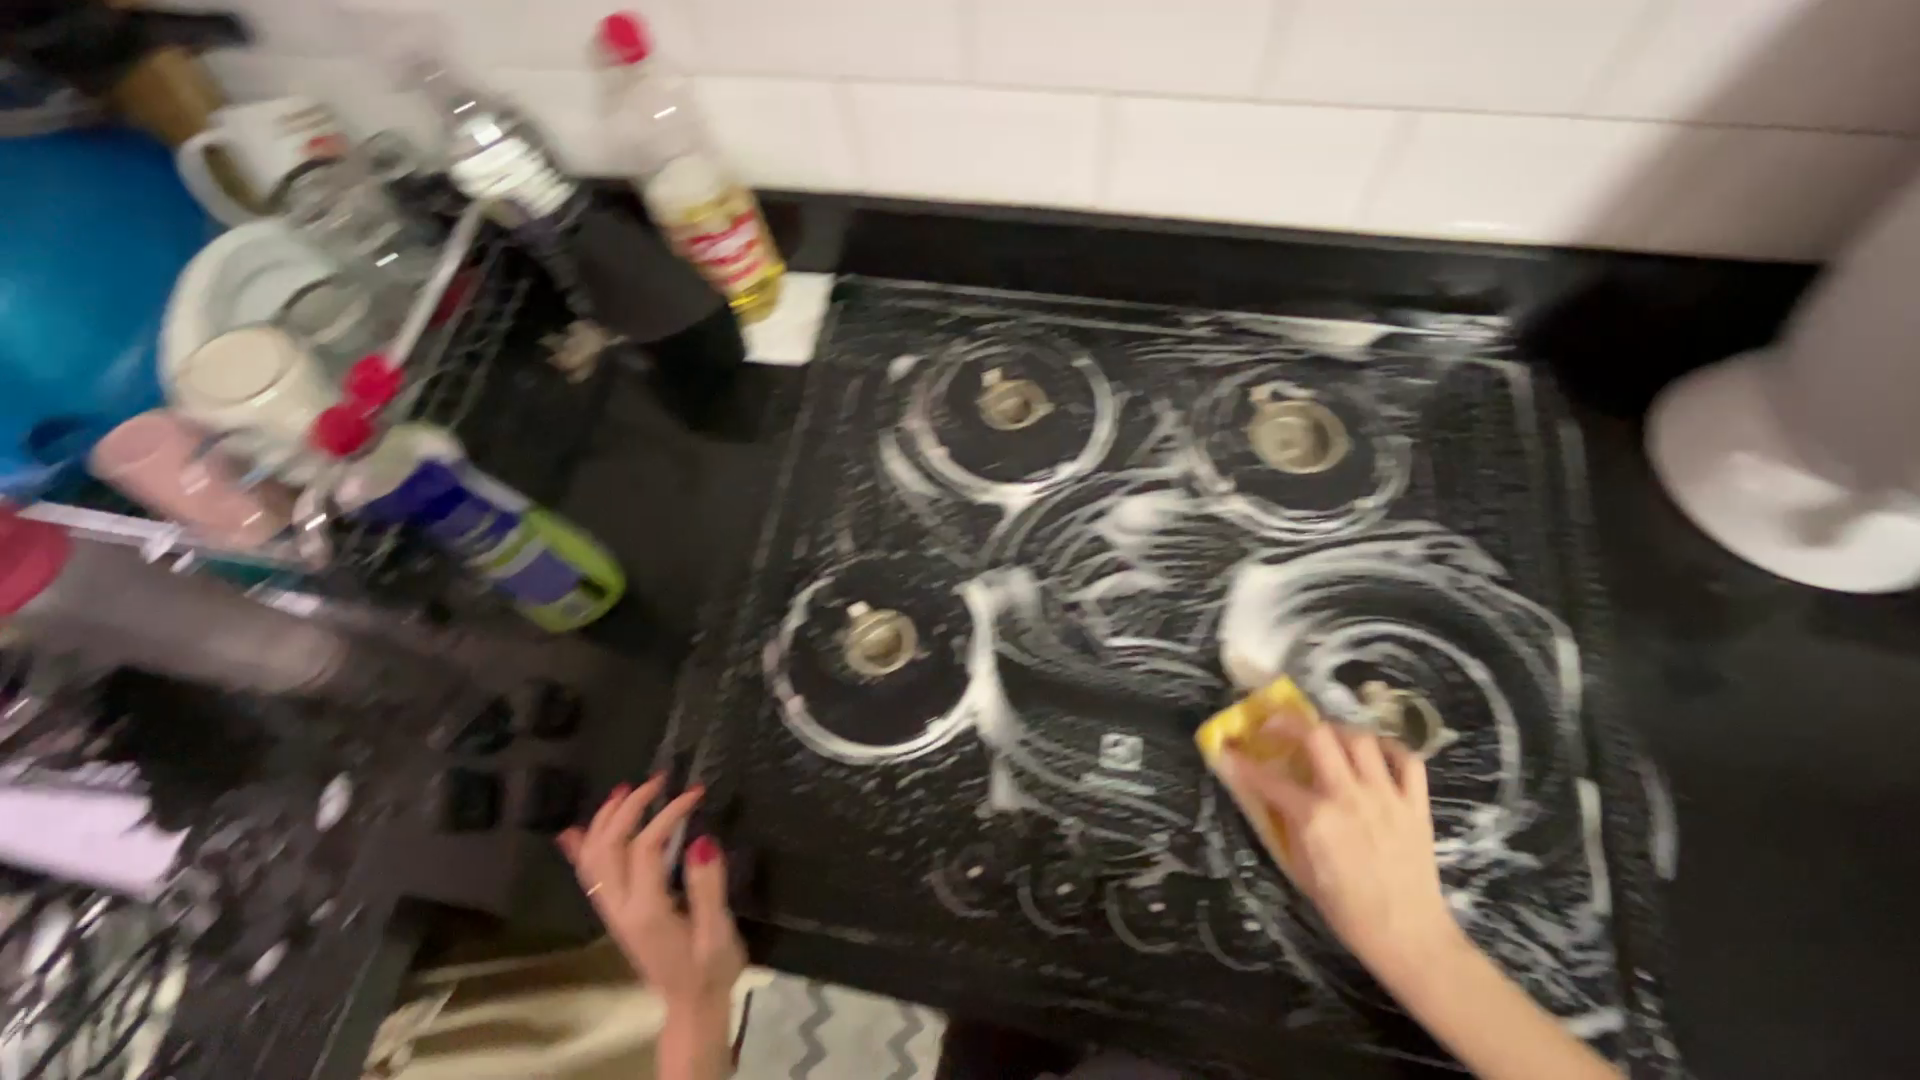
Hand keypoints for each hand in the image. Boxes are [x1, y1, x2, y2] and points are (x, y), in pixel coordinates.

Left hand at [558, 777, 746, 1015]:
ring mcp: (613, 911)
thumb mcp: (718, 930)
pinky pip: (590, 876)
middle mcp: (621, 907)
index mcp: (647, 909)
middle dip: (631, 807)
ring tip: (625, 791)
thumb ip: (707, 885)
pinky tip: (574, 831)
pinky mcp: (615, 914)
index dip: (669, 813)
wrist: (692, 1006)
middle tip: (659, 781)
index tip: (696, 792)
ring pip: (593, 858)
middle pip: (610, 845)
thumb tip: (700, 840)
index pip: (647, 846)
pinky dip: (581, 849)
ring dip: (606, 820)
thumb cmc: (711, 968)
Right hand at [1224, 720, 1461, 976]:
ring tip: (1325, 738)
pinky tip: (1373, 753)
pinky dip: (1388, 748)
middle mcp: (1349, 797)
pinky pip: (1406, 760)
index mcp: (1316, 818)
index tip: (1227, 750)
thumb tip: (1273, 798)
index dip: (1241, 763)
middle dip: (1289, 722)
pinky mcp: (1416, 805)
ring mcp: (1387, 797)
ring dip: (1337, 731)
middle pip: (1318, 735)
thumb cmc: (1347, 910)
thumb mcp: (1302, 870)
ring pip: (1361, 738)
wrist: (1408, 935)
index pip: (1268, 779)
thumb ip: (1288, 826)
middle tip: (1276, 726)